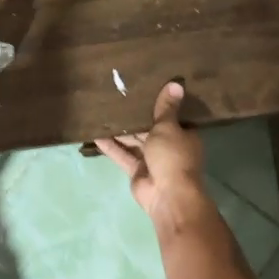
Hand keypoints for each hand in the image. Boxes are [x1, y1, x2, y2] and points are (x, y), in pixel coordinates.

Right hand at [94, 81, 207, 224]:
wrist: (167, 194)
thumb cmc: (172, 156)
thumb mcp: (168, 127)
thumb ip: (166, 107)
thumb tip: (176, 83)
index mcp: (182, 135)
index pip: (171, 117)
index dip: (159, 104)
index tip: (144, 89)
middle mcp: (168, 146)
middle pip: (149, 129)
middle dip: (135, 117)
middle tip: (117, 97)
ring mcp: (151, 160)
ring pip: (134, 142)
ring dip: (120, 131)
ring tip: (103, 112)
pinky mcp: (136, 170)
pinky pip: (122, 155)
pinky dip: (111, 146)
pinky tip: (96, 134)